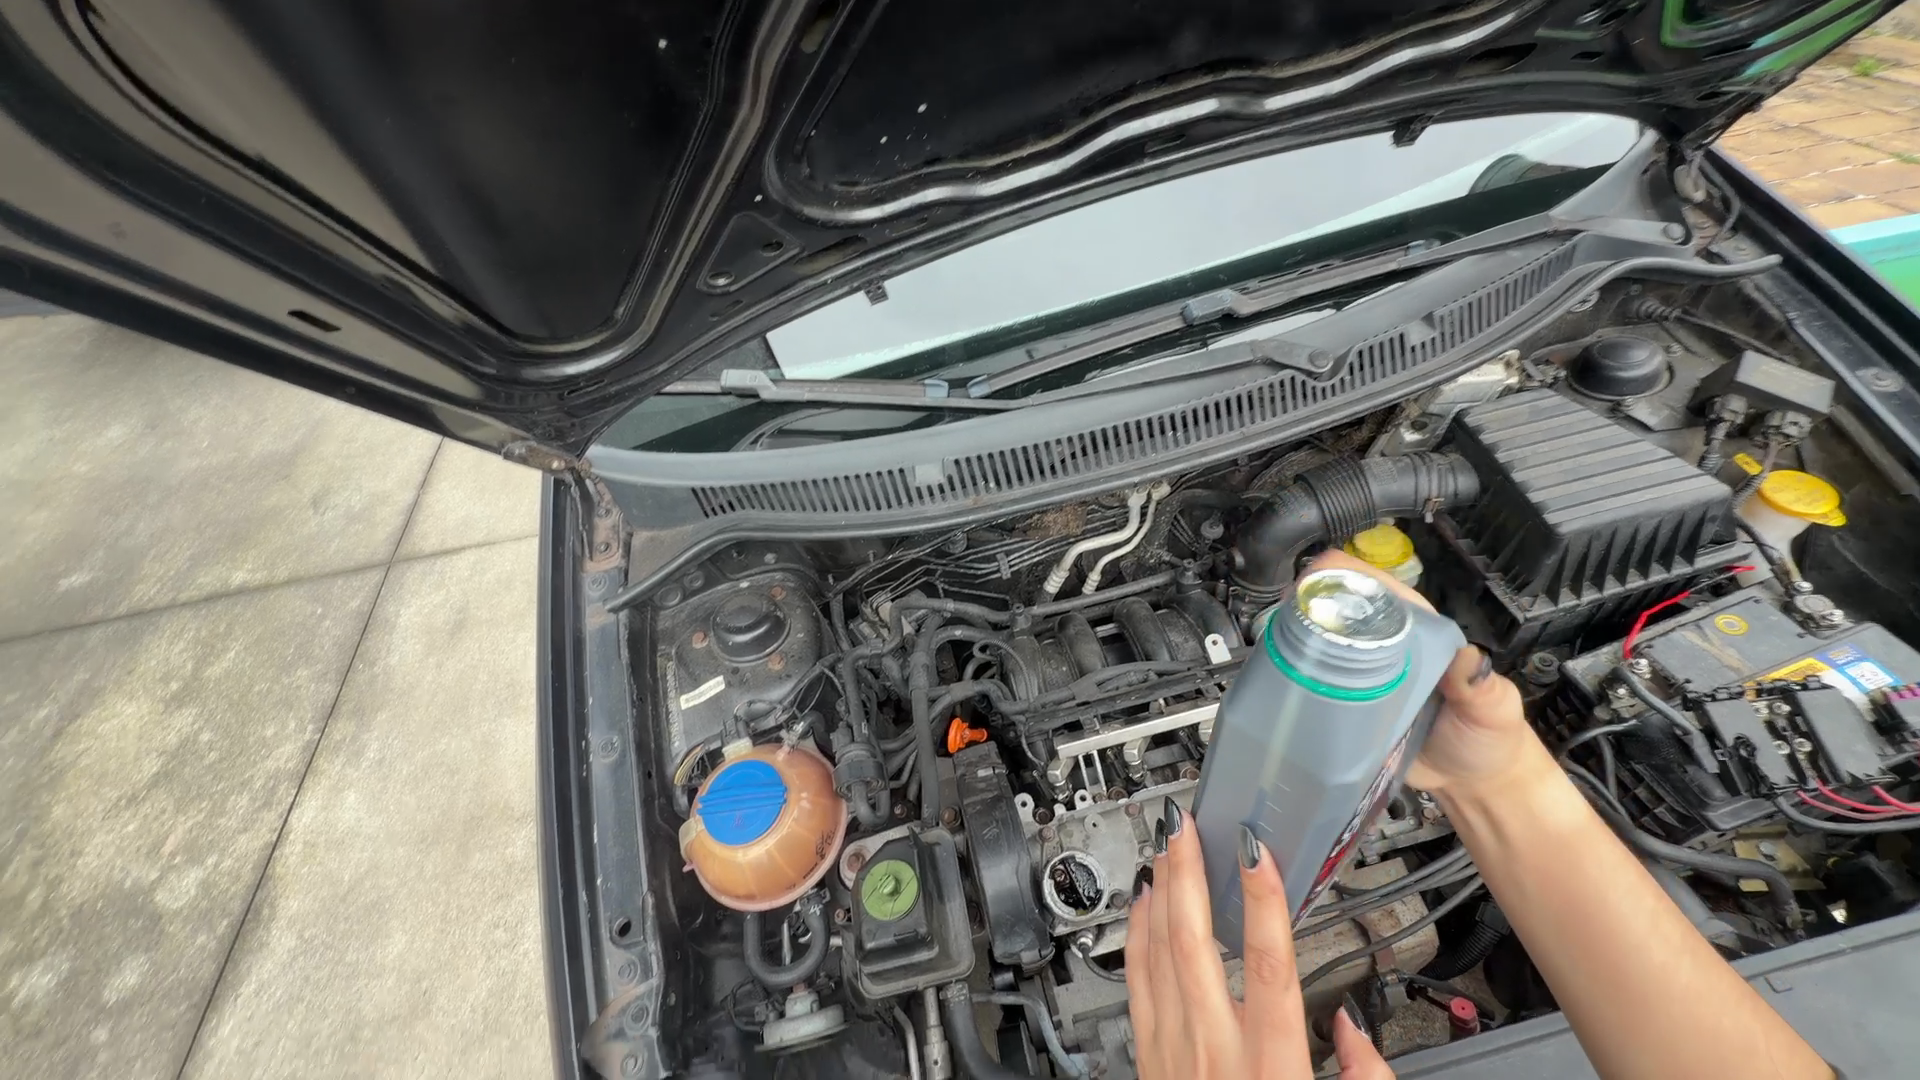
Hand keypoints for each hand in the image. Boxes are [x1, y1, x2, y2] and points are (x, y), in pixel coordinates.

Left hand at [1126, 800, 1392, 1078]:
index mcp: (1271, 1070)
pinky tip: (1141, 903)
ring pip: (1156, 951)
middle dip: (1187, 875)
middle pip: (1193, 943)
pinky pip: (1135, 979)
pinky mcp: (1147, 1056)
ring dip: (1159, 892)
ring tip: (1164, 847)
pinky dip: (1136, 932)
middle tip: (1186, 827)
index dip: (1263, 901)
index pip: (1268, 966)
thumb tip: (1349, 1025)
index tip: (1259, 852)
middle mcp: (1213, 1052)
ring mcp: (1170, 1051)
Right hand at [1303, 552, 1533, 798]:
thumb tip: (1468, 659)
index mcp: (1417, 631)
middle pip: (1338, 609)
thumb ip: (1482, 688)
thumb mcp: (1493, 711)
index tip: (1312, 582)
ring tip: (1275, 644)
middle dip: (1308, 605)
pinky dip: (1296, 675)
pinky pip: (1316, 682)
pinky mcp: (1344, 703)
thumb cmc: (1488, 740)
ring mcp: (1360, 674)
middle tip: (1283, 618)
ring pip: (1322, 643)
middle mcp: (1384, 644)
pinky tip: (1281, 676)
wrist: (1471, 787)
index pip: (1376, 587)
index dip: (1342, 575)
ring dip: (1296, 638)